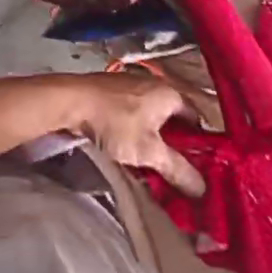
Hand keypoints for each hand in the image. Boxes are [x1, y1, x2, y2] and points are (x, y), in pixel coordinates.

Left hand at [67, 73, 206, 197]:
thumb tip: (202, 189)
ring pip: (151, 116)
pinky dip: (135, 129)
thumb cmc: (115, 124)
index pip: (196, 117)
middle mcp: (154, 83)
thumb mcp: (148, 151)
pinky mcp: (111, 90)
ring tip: (151, 162)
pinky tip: (128, 146)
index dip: (201, 142)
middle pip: (173, 117)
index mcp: (169, 93)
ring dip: (153, 138)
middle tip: (176, 168)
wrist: (69, 101)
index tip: (200, 165)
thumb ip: (176, 169)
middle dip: (175, 143)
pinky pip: (132, 112)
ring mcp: (130, 84)